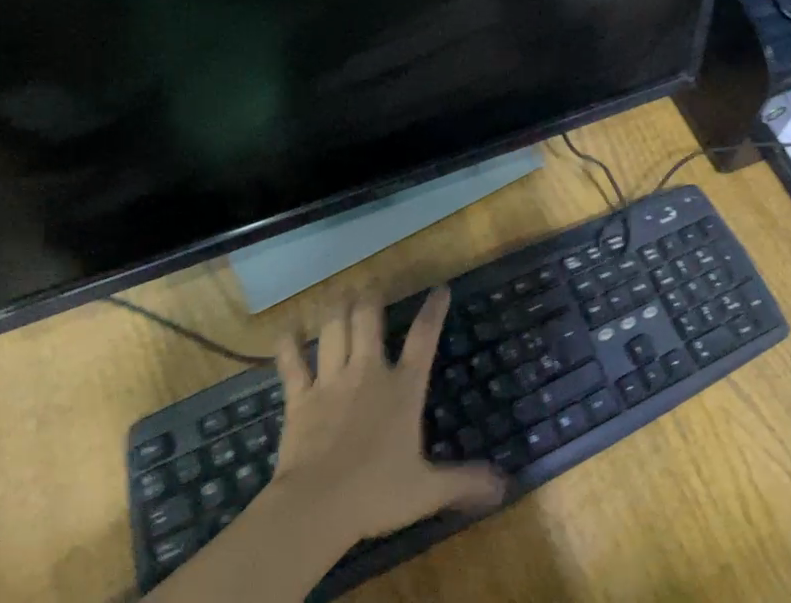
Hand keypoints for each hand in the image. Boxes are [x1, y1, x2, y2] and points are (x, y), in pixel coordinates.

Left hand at [268, 290, 504, 546]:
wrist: (317, 504)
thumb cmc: (376, 493)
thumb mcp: (428, 489)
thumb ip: (464, 482)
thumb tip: (503, 487)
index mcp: (403, 389)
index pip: (424, 339)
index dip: (434, 311)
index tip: (440, 289)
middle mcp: (368, 373)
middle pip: (368, 321)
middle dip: (370, 299)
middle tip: (370, 284)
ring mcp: (330, 382)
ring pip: (332, 331)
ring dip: (335, 309)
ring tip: (338, 293)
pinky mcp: (299, 398)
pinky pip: (292, 362)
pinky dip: (288, 344)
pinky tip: (287, 328)